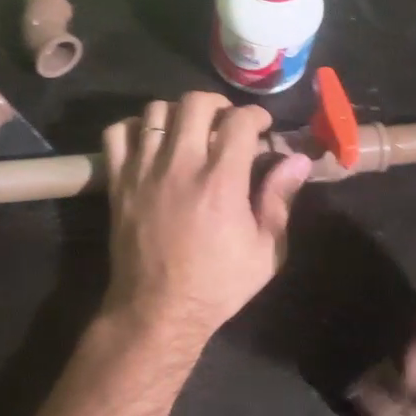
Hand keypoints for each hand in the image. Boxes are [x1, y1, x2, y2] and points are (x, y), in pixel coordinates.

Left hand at [99, 93, 311, 354]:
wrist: (157, 311)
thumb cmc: (217, 285)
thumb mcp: (265, 251)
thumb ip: (280, 200)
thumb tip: (298, 160)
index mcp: (222, 181)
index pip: (239, 120)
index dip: (255, 115)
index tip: (261, 127)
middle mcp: (181, 165)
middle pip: (195, 103)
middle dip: (218, 105)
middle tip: (226, 124)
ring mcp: (143, 171)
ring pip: (156, 111)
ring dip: (178, 114)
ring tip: (189, 132)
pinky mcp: (118, 182)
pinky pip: (117, 133)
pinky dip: (136, 128)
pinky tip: (152, 143)